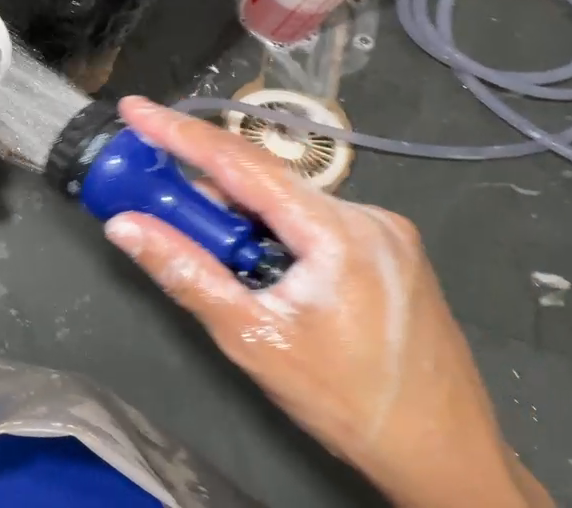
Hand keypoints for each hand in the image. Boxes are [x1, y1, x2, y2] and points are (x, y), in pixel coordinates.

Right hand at [103, 97, 550, 507]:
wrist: (450, 462)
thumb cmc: (348, 403)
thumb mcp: (252, 338)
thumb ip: (185, 273)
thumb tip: (122, 225)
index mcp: (339, 233)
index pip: (241, 164)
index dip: (179, 132)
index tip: (133, 108)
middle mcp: (367, 217)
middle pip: (261, 179)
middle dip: (201, 187)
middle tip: (151, 200)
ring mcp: (383, 233)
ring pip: (281, 200)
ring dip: (234, 215)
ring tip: (213, 259)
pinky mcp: (386, 251)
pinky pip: (305, 218)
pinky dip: (265, 229)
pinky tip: (255, 267)